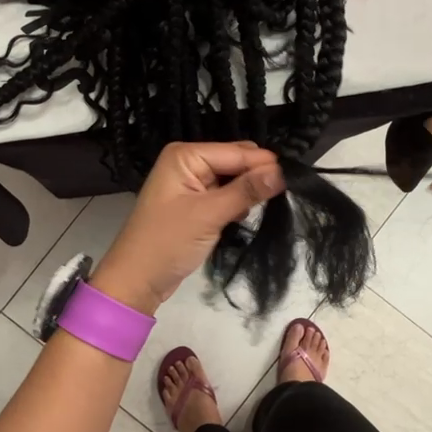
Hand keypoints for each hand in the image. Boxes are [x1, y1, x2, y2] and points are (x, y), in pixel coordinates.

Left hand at [92, 142, 285, 313]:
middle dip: (256, 178)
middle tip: (277, 199)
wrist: (136, 280)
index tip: (295, 181)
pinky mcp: (195, 205)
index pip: (237, 151)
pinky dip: (236, 205)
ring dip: (247, 194)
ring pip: (234, 179)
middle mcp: (188, 162)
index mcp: (185, 155)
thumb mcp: (208, 215)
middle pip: (237, 161)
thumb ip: (246, 191)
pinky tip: (240, 219)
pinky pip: (226, 196)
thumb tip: (283, 171)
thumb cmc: (166, 243)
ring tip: (255, 212)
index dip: (264, 165)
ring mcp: (191, 184)